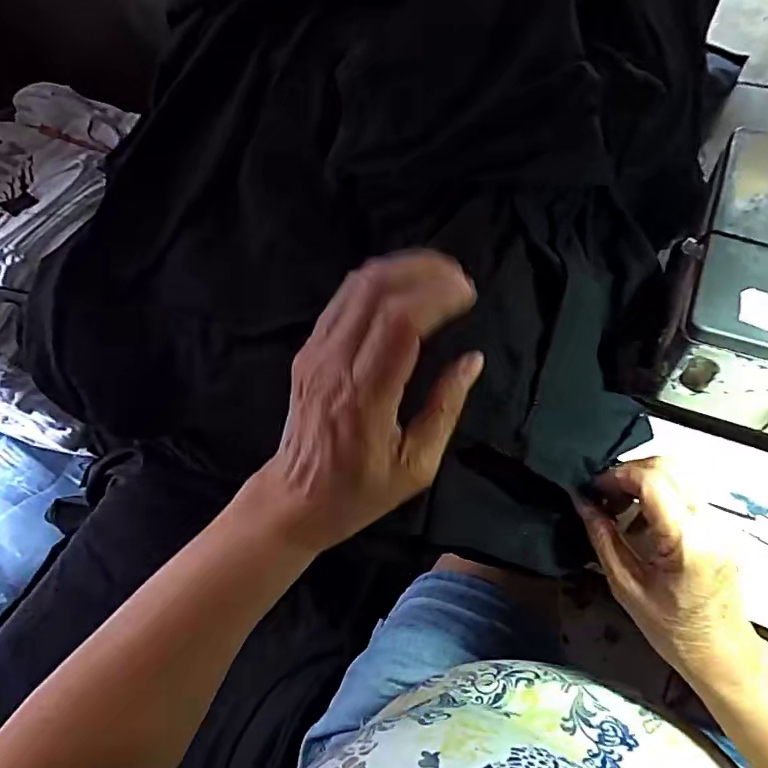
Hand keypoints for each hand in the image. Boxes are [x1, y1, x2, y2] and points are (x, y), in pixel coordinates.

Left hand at [240, 250, 484, 553]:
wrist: (296, 498)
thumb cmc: (359, 490)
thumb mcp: (416, 466)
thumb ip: (445, 408)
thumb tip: (471, 361)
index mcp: (365, 397)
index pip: (400, 322)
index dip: (437, 296)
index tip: (468, 293)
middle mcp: (335, 365)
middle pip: (376, 290)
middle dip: (424, 271)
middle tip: (459, 278)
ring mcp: (315, 354)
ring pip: (356, 287)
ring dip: (401, 269)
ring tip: (438, 274)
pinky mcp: (308, 351)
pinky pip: (342, 301)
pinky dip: (378, 284)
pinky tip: (404, 288)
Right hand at [576, 458, 763, 686]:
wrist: (720, 651)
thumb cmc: (674, 630)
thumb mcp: (626, 586)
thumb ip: (603, 538)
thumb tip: (584, 504)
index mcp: (688, 541)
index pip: (653, 480)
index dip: (617, 475)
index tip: (594, 487)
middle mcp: (711, 524)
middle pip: (668, 467)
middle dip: (629, 472)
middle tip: (603, 494)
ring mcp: (721, 523)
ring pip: (679, 475)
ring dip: (644, 481)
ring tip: (619, 506)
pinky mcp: (721, 526)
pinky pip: (686, 492)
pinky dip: (658, 494)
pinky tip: (640, 520)